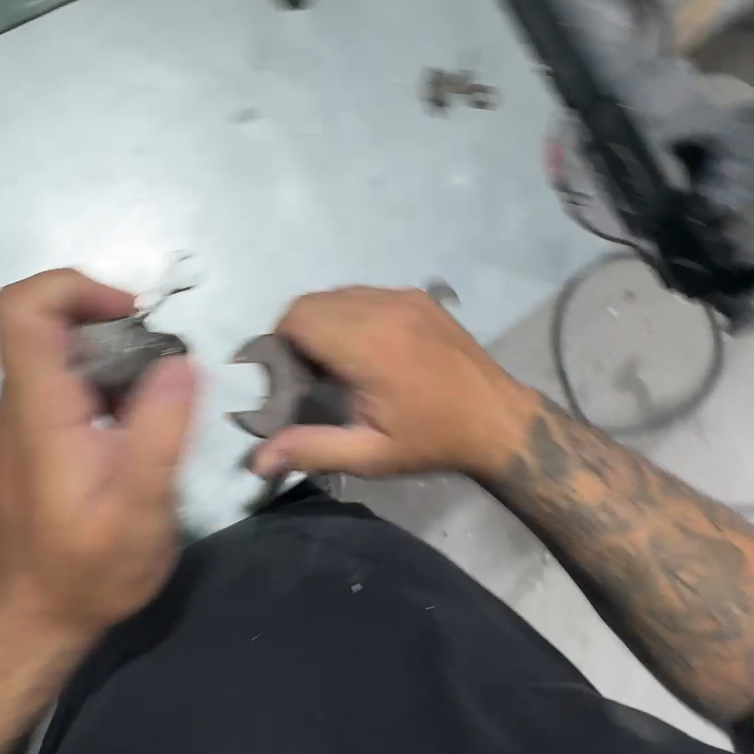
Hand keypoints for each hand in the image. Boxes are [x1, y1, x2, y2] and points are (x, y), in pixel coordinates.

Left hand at [0, 270, 199, 637]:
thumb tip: (182, 360)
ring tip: (165, 405)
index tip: (133, 315)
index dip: (74, 287)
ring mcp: (28, 420)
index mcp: (39, 408)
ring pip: (67, 353)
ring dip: (122, 359)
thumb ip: (160, 431)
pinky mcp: (41, 438)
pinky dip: (116, 386)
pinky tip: (144, 430)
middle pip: (51, 322)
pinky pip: (75, 385)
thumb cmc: (84, 570)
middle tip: (168, 371)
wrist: (30, 618)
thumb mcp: (139, 509)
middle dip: (117, 327)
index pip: (22, 308)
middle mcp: (22, 402)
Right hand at [250, 287, 536, 479]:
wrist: (497, 420)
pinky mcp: (418, 296)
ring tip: (340, 365)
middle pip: (312, 303)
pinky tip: (367, 351)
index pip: (298, 319)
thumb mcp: (371, 455)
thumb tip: (257, 460)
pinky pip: (364, 294)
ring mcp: (404, 297)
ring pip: (337, 295)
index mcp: (370, 346)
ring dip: (324, 323)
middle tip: (313, 377)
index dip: (282, 347)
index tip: (294, 382)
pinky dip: (350, 315)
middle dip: (298, 336)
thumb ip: (311, 449)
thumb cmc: (432, 441)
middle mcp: (385, 309)